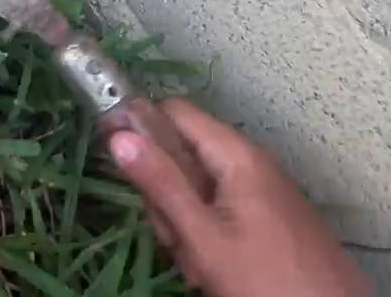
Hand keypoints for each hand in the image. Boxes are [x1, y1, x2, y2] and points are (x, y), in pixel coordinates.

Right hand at [110, 99, 371, 296]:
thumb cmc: (269, 284)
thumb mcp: (205, 239)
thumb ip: (161, 185)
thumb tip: (117, 134)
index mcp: (237, 154)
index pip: (173, 111)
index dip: (142, 129)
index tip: (122, 163)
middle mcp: (252, 162)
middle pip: (185, 152)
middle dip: (167, 191)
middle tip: (173, 233)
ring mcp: (265, 192)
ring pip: (201, 186)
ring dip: (187, 220)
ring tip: (199, 262)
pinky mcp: (273, 219)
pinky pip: (224, 209)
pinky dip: (211, 233)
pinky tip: (216, 269)